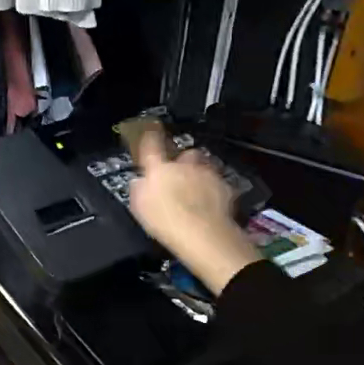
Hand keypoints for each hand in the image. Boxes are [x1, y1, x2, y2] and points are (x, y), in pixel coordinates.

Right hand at [127, 126, 262, 293]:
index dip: (150, 136)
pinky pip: (218, 183)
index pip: (152, 144)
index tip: (150, 130)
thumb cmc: (165, 221)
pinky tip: (210, 204)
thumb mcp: (139, 206)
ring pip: (203, 167)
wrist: (202, 234)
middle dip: (183, 161)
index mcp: (159, 168)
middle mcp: (184, 165)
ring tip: (196, 191)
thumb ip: (138, 188)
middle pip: (185, 154)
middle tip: (178, 175)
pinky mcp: (225, 188)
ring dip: (200, 174)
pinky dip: (214, 190)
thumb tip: (139, 181)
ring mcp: (207, 175)